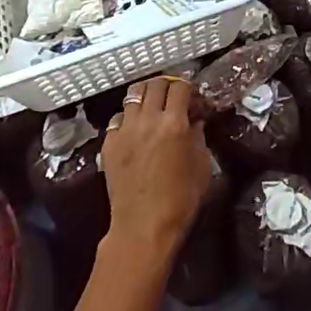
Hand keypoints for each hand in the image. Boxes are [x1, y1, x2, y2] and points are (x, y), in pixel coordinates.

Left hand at [101, 76, 212, 260]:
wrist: (143, 226)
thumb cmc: (181, 198)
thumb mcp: (202, 165)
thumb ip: (198, 137)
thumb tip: (194, 122)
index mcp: (174, 123)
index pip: (181, 87)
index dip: (188, 87)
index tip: (193, 97)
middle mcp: (148, 120)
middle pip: (155, 84)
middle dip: (167, 85)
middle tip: (173, 96)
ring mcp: (125, 131)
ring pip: (132, 96)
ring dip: (146, 97)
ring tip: (152, 107)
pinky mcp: (108, 145)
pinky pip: (117, 119)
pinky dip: (128, 118)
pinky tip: (135, 130)